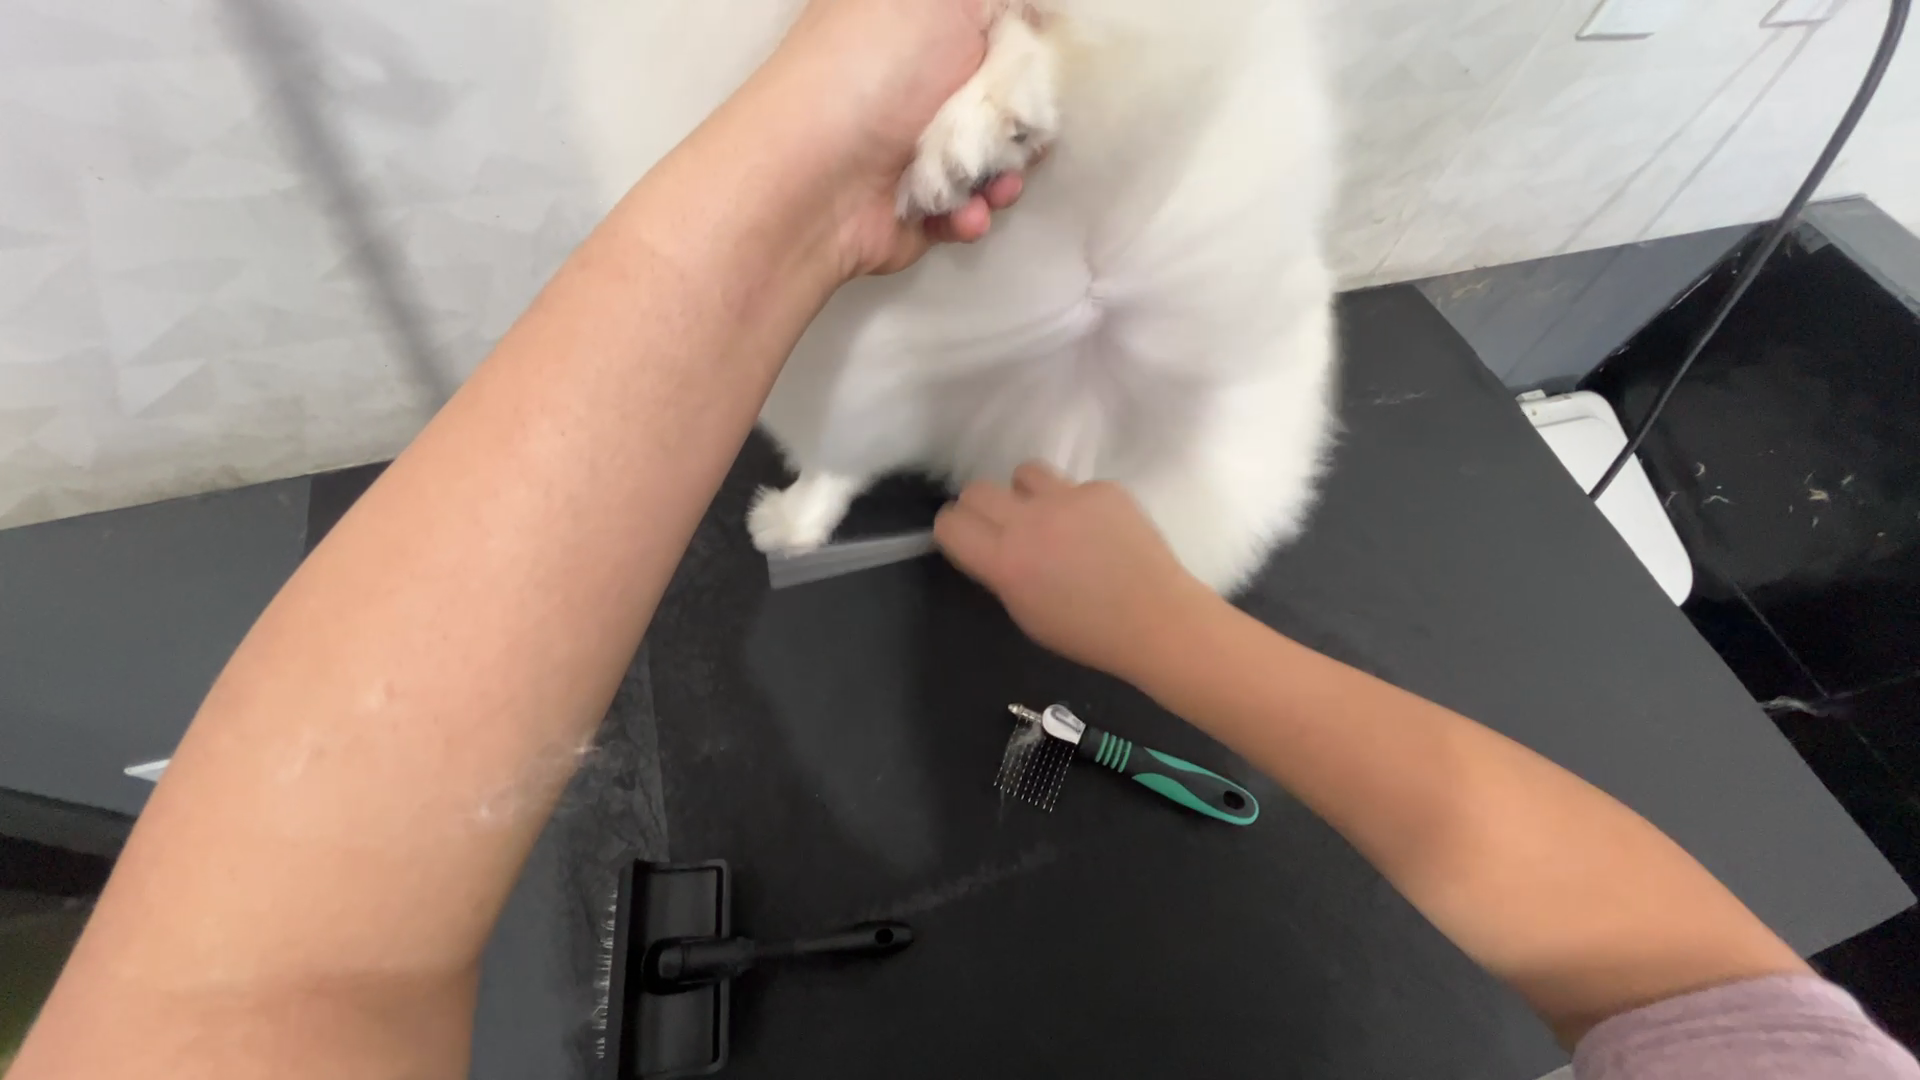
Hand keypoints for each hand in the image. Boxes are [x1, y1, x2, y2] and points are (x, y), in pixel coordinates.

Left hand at [755, 0, 1031, 275]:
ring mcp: (914, 149)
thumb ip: (1000, 0)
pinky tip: (961, 215)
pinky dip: (969, 216)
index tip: (1040, 69)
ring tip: (992, 188)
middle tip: (1020, 135)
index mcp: (919, 23)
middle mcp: (916, 82)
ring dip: (1001, 179)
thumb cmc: (874, 70)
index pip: (996, 34)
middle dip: (1021, 125)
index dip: (1028, 53)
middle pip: (1002, 103)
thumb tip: (1028, 12)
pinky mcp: (916, 208)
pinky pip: (964, 211)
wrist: (817, 181)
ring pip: (989, 164)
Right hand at [935, 464, 1221, 680]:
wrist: (1158, 619)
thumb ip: (1000, 573)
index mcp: (1005, 561)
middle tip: (1002, 527)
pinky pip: (1072, 486)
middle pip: (977, 489)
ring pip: (1023, 472)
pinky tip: (1098, 531)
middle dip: (980, 508)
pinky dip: (1076, 505)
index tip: (966, 538)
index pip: (950, 522)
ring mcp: (1069, 498)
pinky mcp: (1103, 488)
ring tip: (1049, 518)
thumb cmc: (1087, 632)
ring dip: (1026, 494)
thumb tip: (990, 545)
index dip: (953, 529)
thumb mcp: (1026, 613)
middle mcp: (1030, 521)